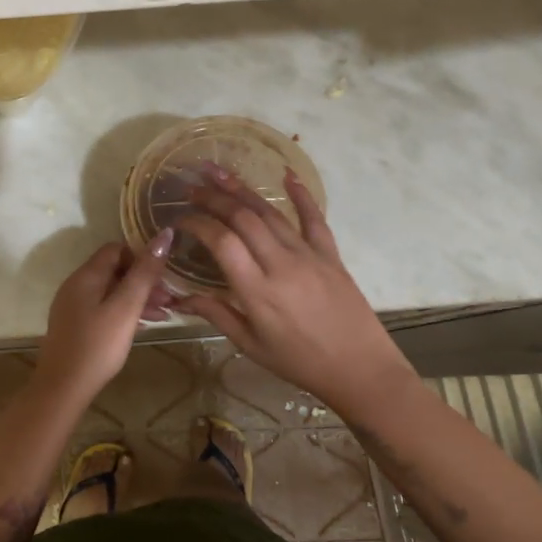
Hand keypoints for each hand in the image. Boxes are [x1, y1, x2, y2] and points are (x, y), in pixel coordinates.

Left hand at [34, 233, 172, 400]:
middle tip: (170, 299)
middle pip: (114, 270)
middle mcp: (76, 285)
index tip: (163, 276)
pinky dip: (124, 312)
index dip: (141, 257)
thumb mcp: (126, 308)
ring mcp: (73, 306)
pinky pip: (103, 308)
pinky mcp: (75, 325)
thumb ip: (144, 273)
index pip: (116, 249)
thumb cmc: (98, 345)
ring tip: (165, 314)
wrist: (63, 386)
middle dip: (143, 280)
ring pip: (110, 291)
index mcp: (86, 276)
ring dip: (137, 298)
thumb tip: (164, 234)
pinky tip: (143, 326)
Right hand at [172, 164, 414, 414]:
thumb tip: (179, 298)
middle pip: (243, 218)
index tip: (179, 219)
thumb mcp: (251, 345)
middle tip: (191, 187)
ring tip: (218, 172)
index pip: (221, 242)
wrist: (361, 370)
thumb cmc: (300, 362)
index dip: (197, 223)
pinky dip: (301, 195)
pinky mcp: (331, 256)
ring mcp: (309, 256)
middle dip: (214, 198)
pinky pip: (314, 219)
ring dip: (242, 190)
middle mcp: (281, 265)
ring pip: (271, 214)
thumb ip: (216, 314)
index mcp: (257, 291)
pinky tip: (286, 175)